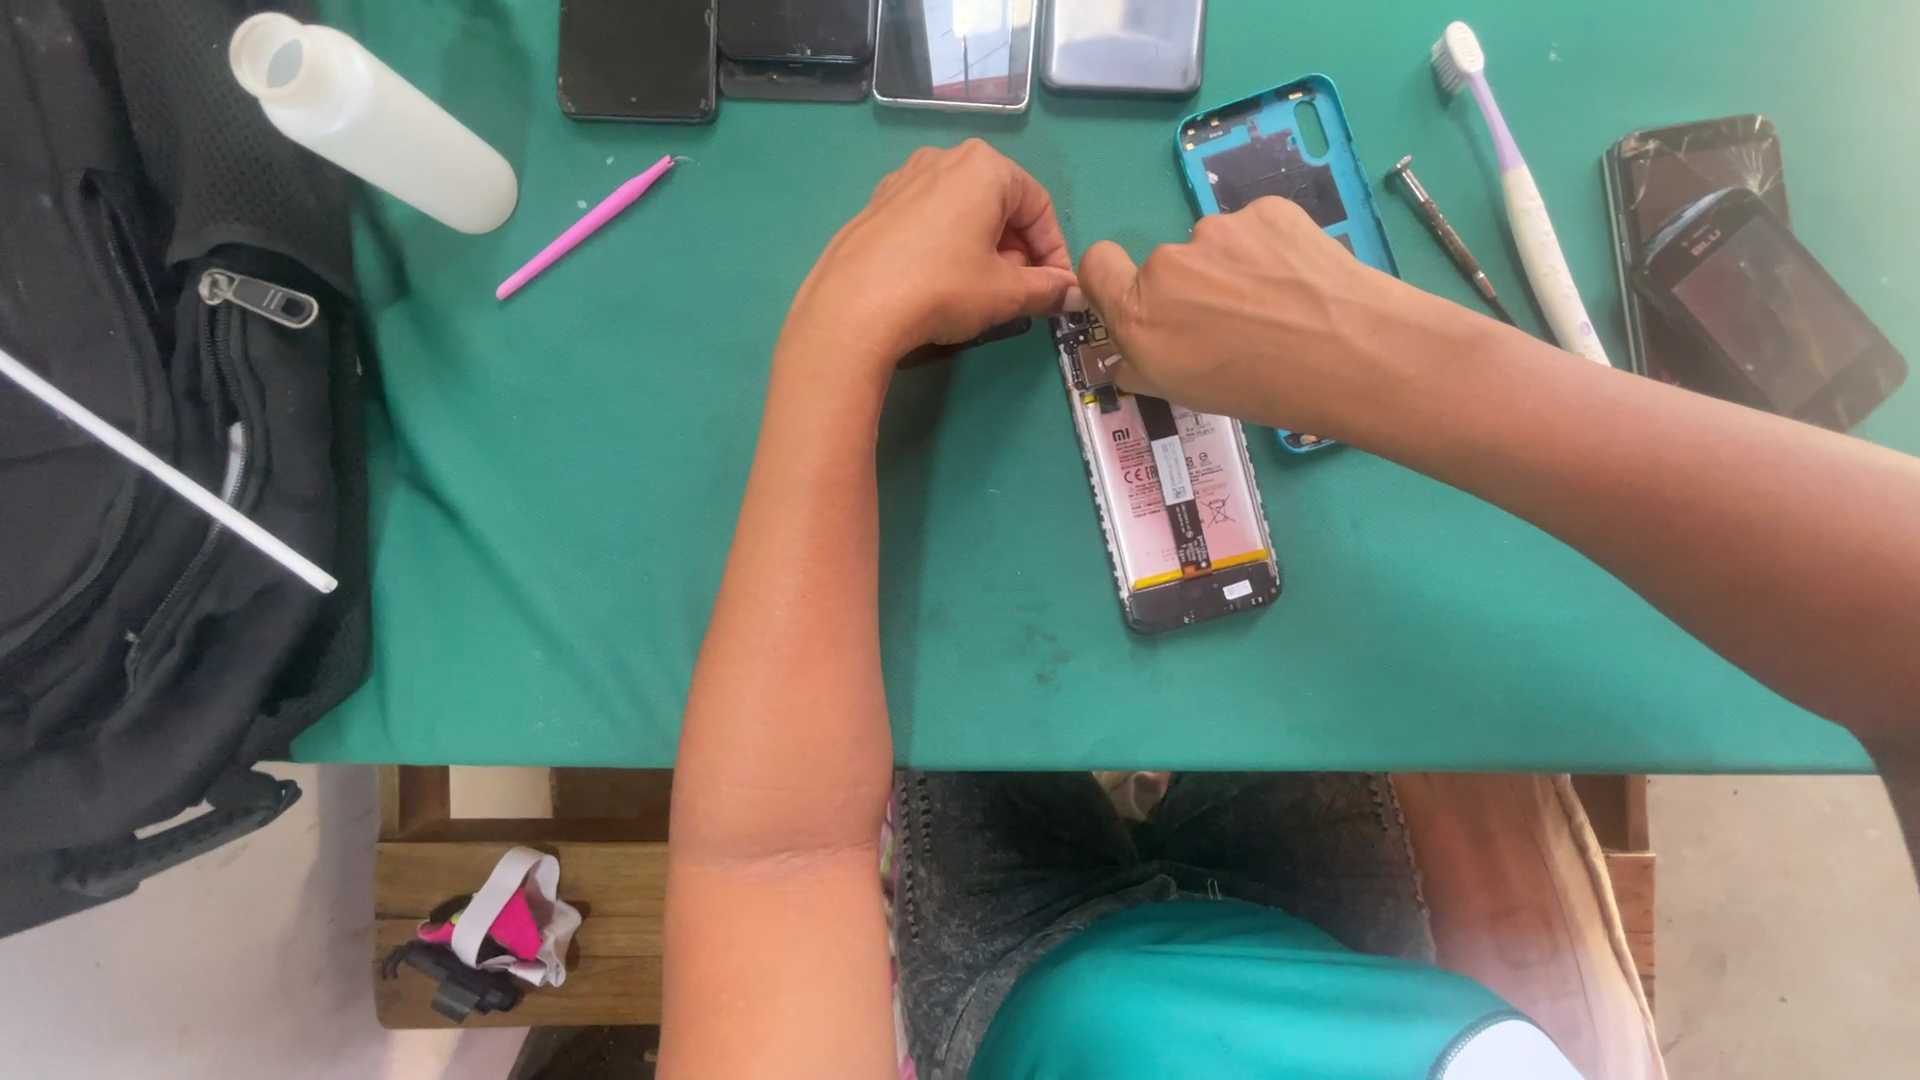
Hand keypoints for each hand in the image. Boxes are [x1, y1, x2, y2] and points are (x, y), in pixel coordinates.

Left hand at [781, 140, 1078, 374]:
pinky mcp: (876, 205)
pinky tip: (935, 284)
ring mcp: (904, 179)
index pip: (1039, 206)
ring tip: (976, 292)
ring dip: (981, 249)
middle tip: (1014, 292)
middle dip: (1016, 250)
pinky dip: (945, 247)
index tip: (1056, 288)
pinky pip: (928, 222)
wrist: (854, 307)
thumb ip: (1046, 290)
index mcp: (984, 167)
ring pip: (962, 212)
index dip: (1054, 252)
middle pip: (999, 204)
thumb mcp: (1005, 294)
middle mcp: (944, 158)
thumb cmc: (942, 289)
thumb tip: (1075, 294)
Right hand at [1078, 196, 1480, 437]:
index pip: (1095, 265)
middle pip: (1162, 267)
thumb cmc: (1258, 389)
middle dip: (1186, 291)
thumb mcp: (1183, 394)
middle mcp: (1167, 265)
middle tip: (1230, 325)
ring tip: (1274, 306)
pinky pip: (1252, 230)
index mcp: (1138, 314)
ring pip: (1211, 248)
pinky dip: (1266, 251)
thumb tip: (1123, 356)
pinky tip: (1296, 282)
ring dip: (1229, 271)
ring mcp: (1218, 231)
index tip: (1141, 303)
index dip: (1111, 281)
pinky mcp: (1267, 209)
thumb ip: (1139, 368)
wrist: (1351, 354)